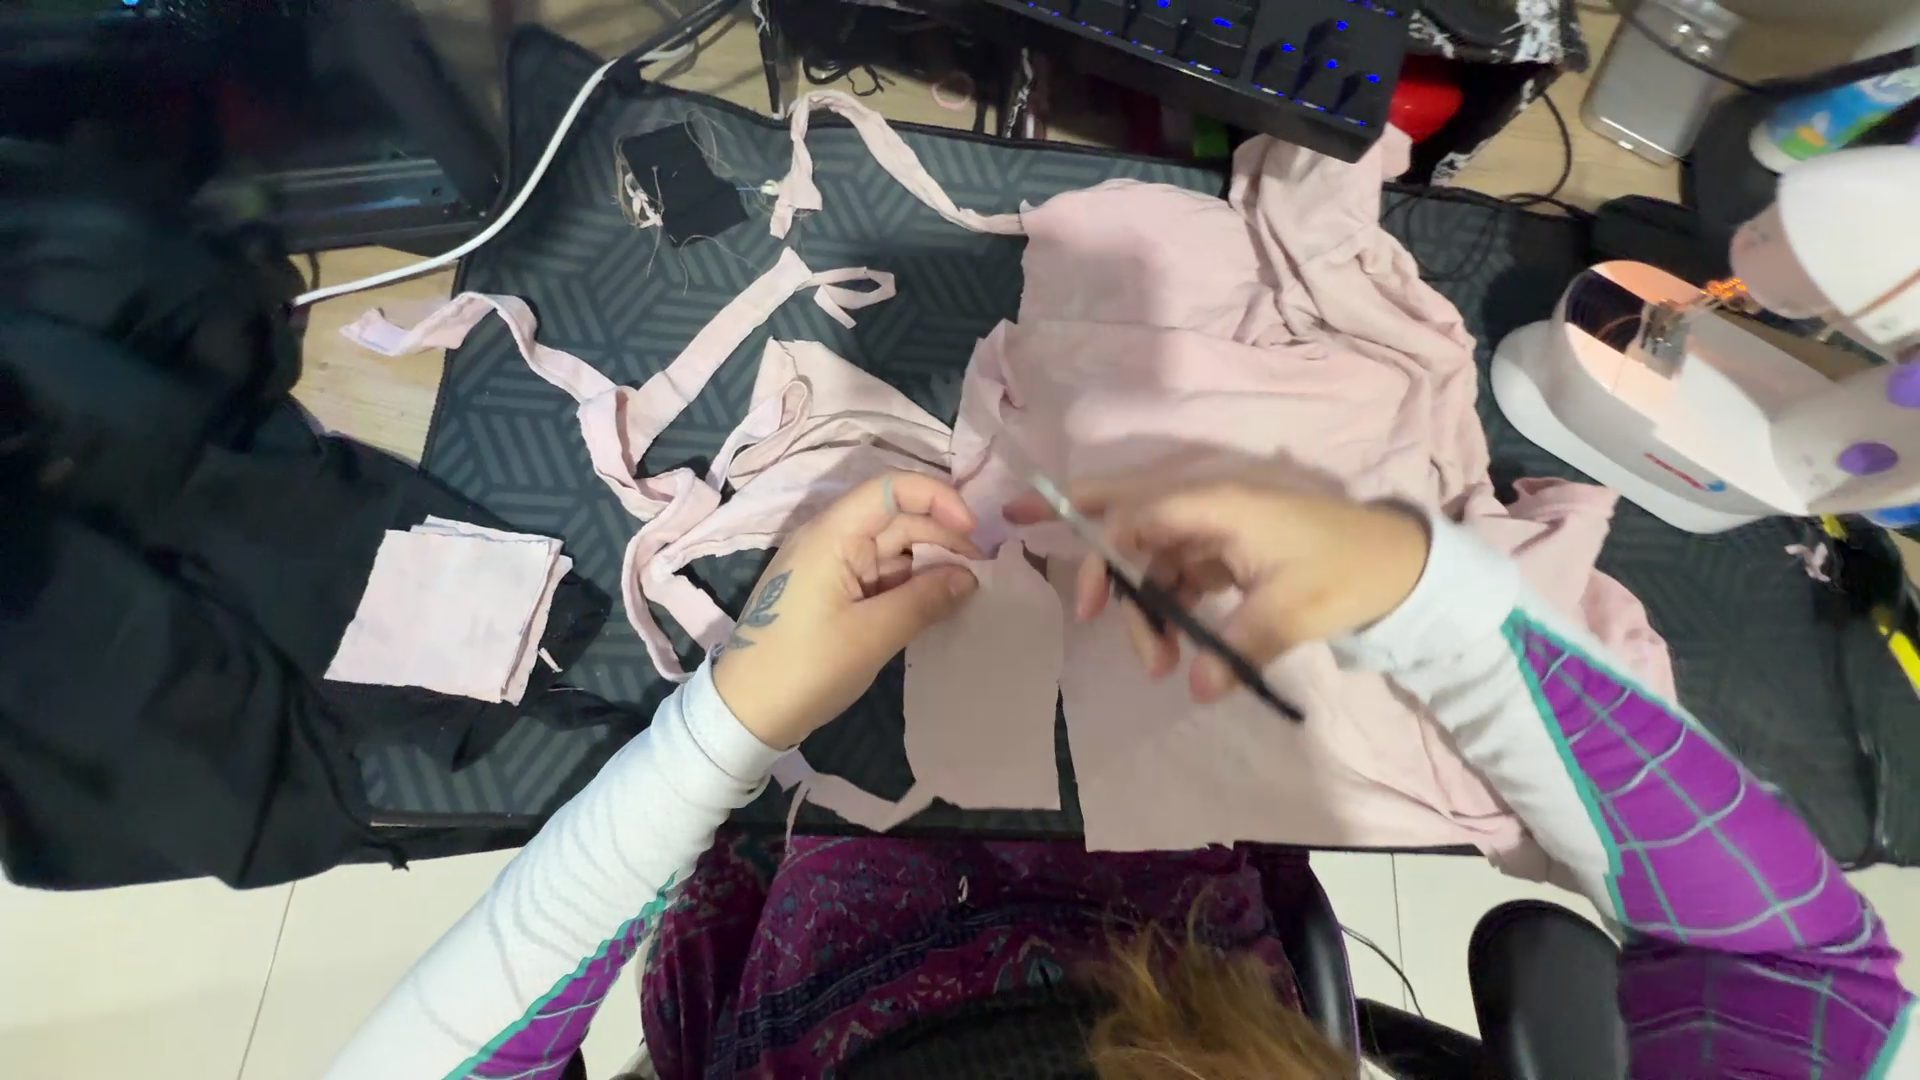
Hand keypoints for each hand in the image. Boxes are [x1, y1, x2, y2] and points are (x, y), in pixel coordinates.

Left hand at [712, 471, 982, 748]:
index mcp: (832, 535)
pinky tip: (937, 602)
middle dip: (943, 538)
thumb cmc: (806, 667)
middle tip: (982, 574)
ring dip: (930, 564)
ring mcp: (831, 564)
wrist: (746, 712)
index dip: (938, 499)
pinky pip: (881, 573)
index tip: (973, 532)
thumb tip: (969, 578)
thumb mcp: (872, 635)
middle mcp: (831, 539)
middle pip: (898, 519)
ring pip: (893, 548)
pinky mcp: (833, 590)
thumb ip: (925, 600)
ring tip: (967, 590)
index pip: (891, 489)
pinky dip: (910, 583)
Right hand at [1004, 476, 1428, 704]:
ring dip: (1139, 604)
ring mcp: (1208, 526)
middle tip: (1014, 518)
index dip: (1103, 553)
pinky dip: (1164, 607)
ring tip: (1157, 665)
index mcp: (1216, 503)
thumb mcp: (1297, 609)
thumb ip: (1240, 645)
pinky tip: (1175, 649)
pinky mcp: (1217, 549)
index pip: (1138, 518)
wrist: (1401, 563)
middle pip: (1122, 504)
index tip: (1088, 606)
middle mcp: (1201, 504)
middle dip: (1070, 513)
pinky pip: (1172, 572)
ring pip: (1147, 555)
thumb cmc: (1349, 571)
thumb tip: (1201, 689)